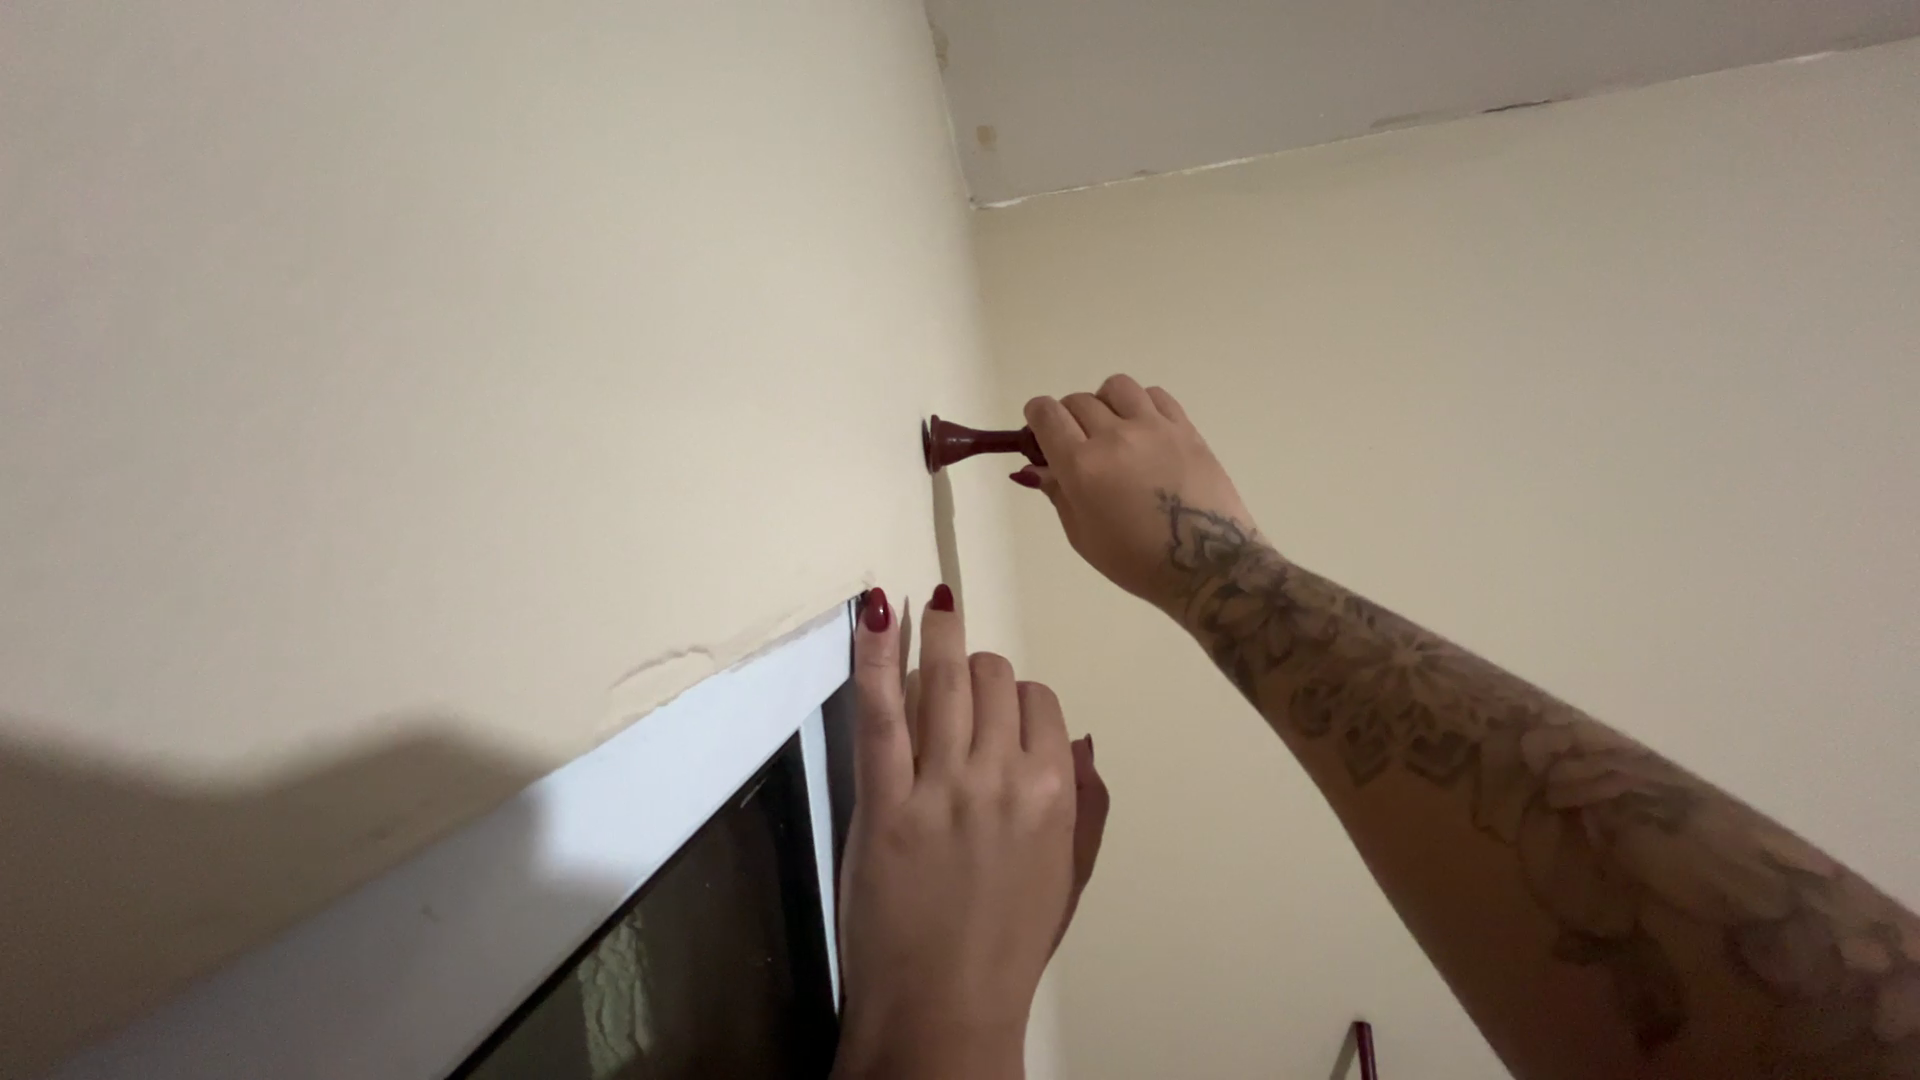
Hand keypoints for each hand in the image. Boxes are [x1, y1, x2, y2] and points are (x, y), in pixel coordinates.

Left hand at [834, 587, 1107, 1079]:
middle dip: (981, 668)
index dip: (1018, 699)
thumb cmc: (1009, 947)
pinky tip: (878, 613)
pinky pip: (883, 712)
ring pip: (948, 680)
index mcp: (1053, 793)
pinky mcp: (884, 801)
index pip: (1040, 702)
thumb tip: (1080, 737)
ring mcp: (943, 786)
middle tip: (961, 677)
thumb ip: (1087, 803)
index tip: (998, 712)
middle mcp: (1004, 777)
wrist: (943, 1015)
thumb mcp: (1069, 876)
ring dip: (941, 634)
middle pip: (995, 680)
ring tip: (931, 605)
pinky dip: (879, 656)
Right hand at [1018, 376, 1256, 614]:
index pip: (1047, 415)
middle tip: (1076, 444)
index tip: (1039, 429)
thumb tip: (1038, 467)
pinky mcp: (1185, 428)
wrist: (1207, 564)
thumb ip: (1057, 493)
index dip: (1036, 416)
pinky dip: (1140, 405)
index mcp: (1082, 467)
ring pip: (1116, 387)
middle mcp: (1114, 437)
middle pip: (1077, 401)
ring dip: (1104, 403)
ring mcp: (1154, 428)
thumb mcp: (1082, 536)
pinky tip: (1143, 430)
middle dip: (1067, 419)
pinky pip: (1154, 395)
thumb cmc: (1135, 561)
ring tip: (1112, 430)